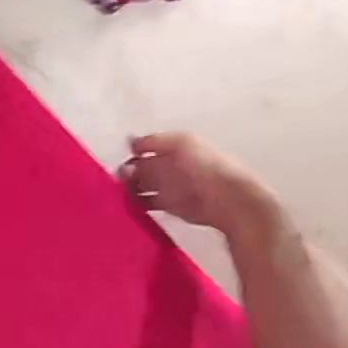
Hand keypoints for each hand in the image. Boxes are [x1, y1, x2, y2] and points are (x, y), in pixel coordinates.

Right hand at [119, 132, 272, 234]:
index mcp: (172, 148)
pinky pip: (144, 202)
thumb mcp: (181, 143)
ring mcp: (167, 186)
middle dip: (126, 171)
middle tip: (119, 178)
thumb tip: (130, 142)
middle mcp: (168, 166)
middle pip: (138, 167)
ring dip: (127, 187)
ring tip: (119, 192)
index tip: (119, 159)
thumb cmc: (205, 167)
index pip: (143, 148)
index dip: (130, 152)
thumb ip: (154, 142)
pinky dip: (134, 203)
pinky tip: (126, 203)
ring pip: (139, 185)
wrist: (228, 200)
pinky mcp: (167, 206)